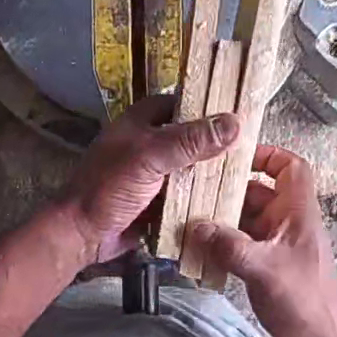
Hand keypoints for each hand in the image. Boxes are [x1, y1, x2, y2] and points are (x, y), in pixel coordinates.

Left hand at [56, 94, 238, 263]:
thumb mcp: (149, 157)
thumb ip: (189, 141)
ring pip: (190, 167)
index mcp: (141, 122)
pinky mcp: (157, 201)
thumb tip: (234, 122)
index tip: (242, 109)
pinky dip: (202, 196)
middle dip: (217, 143)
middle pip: (190, 137)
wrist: (83, 234)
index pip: (181, 102)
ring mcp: (153, 174)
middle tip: (254, 146)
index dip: (208, 103)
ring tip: (249, 172)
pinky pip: (185, 194)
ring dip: (212, 172)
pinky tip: (230, 199)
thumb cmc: (108, 187)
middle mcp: (148, 144)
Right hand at [189, 145, 336, 336]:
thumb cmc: (305, 300)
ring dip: (219, 217)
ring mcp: (274, 242)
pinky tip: (198, 246)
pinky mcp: (264, 260)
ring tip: (189, 217)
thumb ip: (231, 246)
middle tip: (195, 189)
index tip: (235, 155)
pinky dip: (219, 240)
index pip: (290, 168)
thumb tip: (198, 227)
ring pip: (244, 217)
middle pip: (256, 191)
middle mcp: (286, 222)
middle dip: (227, 190)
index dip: (266, 155)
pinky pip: (237, 240)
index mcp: (297, 213)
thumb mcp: (265, 270)